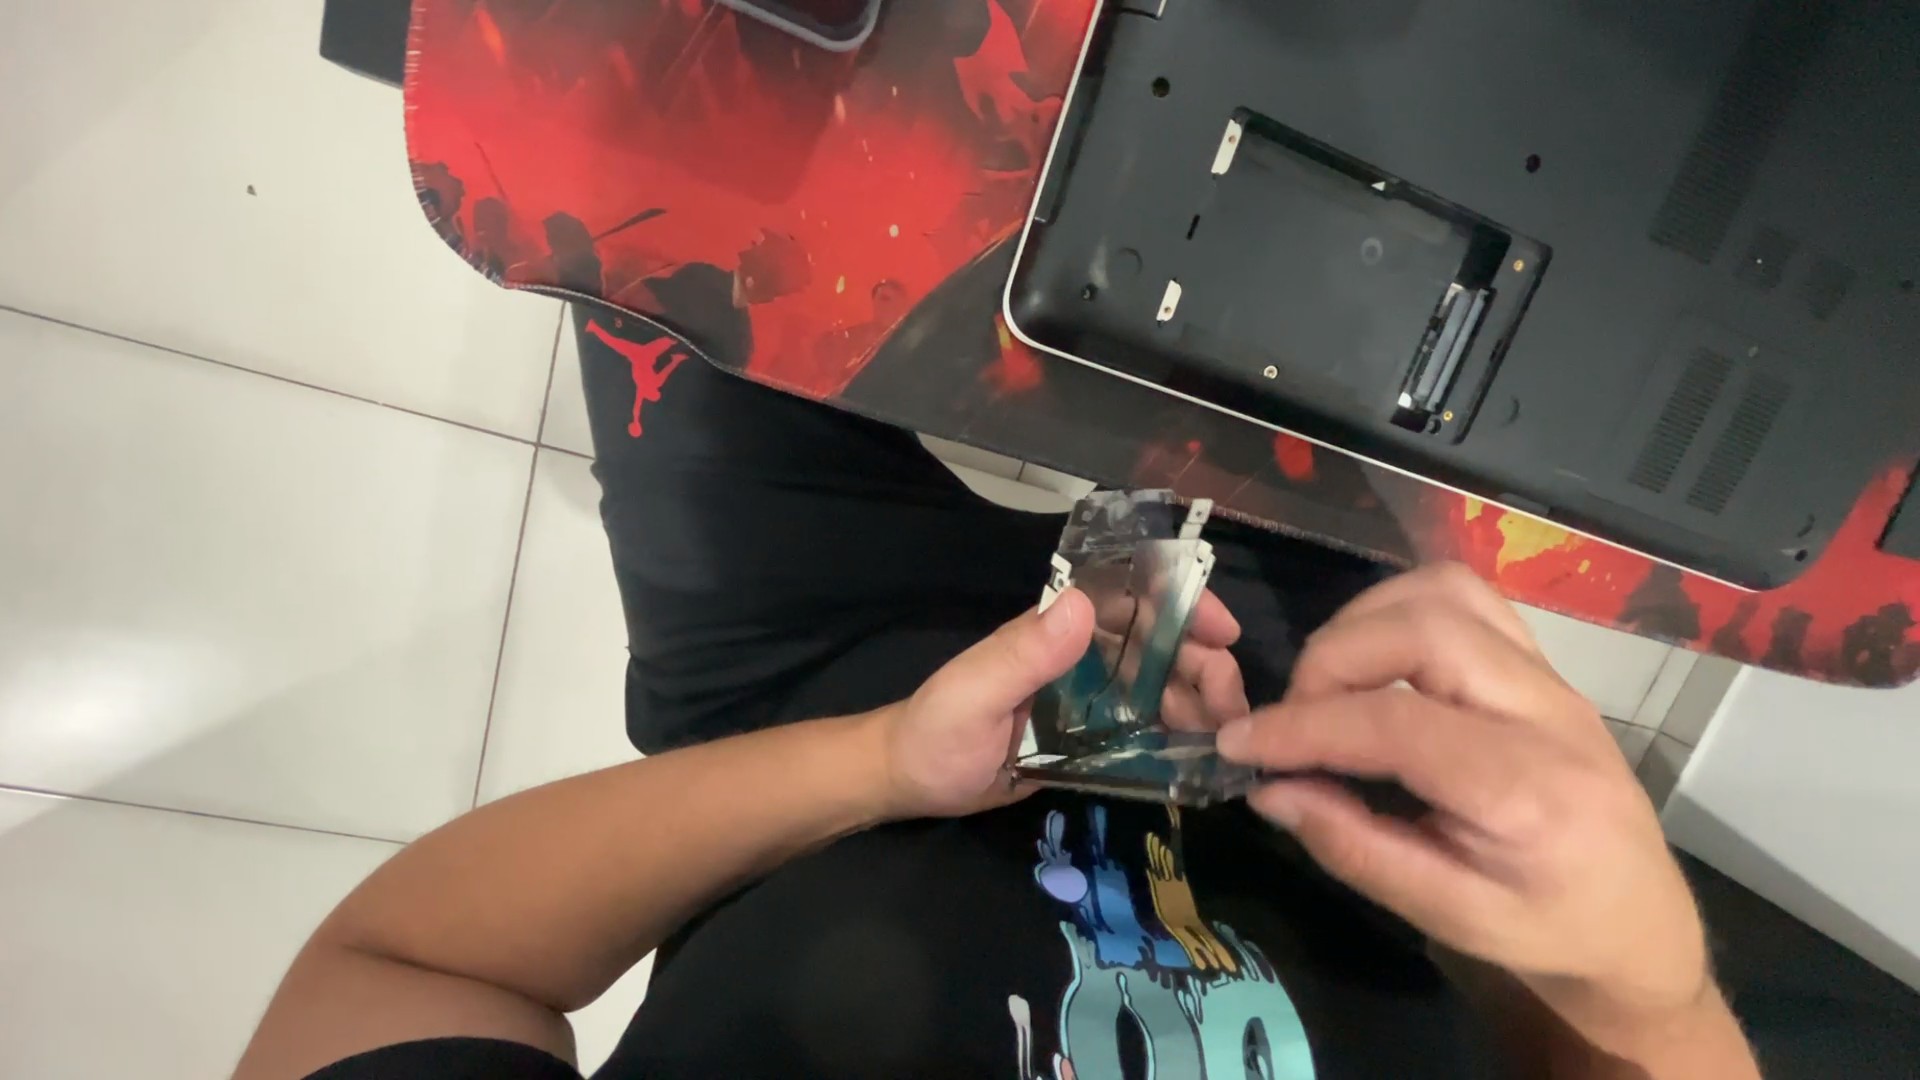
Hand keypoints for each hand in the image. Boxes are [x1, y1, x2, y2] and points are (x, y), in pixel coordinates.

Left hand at [880, 586, 1247, 818]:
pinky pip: (1139, 725)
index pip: (1126, 598)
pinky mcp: (1084, 734)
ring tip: (1222, 738)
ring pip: (1155, 683)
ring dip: (1196, 700)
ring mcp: (1082, 695)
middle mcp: (1075, 654)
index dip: (1180, 604)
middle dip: (1202, 663)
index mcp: (1052, 629)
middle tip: (1232, 707)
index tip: (1223, 631)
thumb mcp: (974, 694)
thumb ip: (1023, 654)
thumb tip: (1083, 604)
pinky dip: (1172, 733)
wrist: (912, 779)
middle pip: (1154, 642)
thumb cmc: (936, 732)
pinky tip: (1196, 756)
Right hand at [1215, 565, 1718, 1057]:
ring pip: (1439, 594)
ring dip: (1359, 624)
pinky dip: (1396, 607)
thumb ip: (1352, 847)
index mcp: (1528, 790)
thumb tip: (1267, 788)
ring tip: (1330, 683)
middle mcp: (1546, 712)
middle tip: (1295, 716)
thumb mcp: (1445, 915)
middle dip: (1328, 662)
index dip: (1301, 726)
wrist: (1639, 918)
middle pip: (1420, 630)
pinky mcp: (1537, 659)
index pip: (1393, 723)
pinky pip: (1461, 594)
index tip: (1238, 742)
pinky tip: (1373, 654)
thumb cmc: (1542, 925)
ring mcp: (1548, 674)